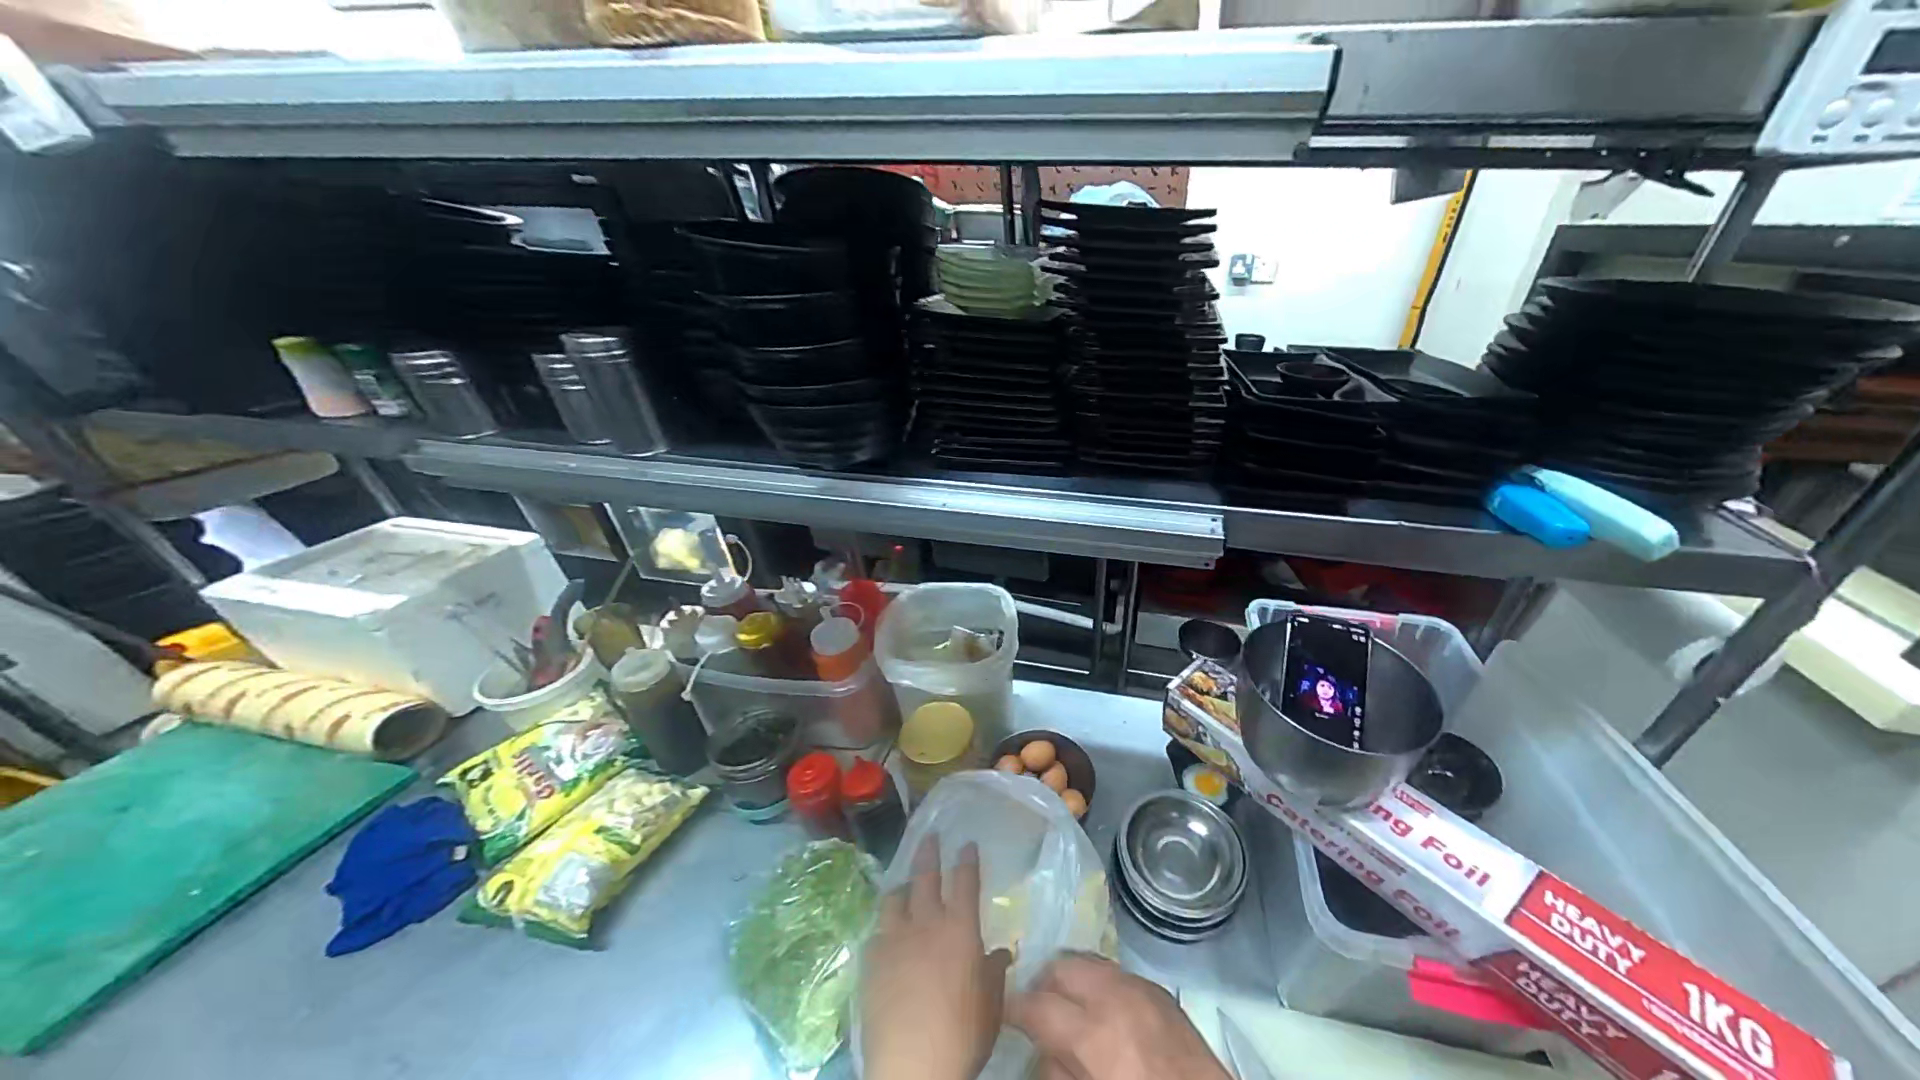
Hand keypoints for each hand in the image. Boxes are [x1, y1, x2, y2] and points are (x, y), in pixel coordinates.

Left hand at [861, 838, 1012, 1079]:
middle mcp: (926, 923)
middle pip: (926, 876)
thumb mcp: (991, 1006)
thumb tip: (1001, 952)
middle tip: (930, 837)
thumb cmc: (962, 1036)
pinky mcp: (871, 958)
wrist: (911, 1065)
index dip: (967, 860)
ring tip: (905, 883)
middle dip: (930, 853)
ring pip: (896, 897)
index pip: (965, 882)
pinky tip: (887, 931)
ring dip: (903, 885)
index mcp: (960, 930)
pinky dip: (886, 923)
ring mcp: (894, 938)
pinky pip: (879, 929)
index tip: (966, 843)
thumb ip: (994, 973)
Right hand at [1009, 953, 1229, 1079]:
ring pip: (1087, 962)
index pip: (1035, 1004)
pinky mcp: (1161, 992)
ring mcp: (1142, 989)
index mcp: (1095, 1036)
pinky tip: (1102, 1014)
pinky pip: (1115, 973)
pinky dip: (1099, 984)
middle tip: (1036, 1014)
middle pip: (1060, 967)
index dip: (1012, 1009)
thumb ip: (1059, 1073)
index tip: (1001, 1015)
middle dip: (1042, 986)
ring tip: (1068, 1011)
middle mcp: (1116, 998)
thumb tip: (1043, 1051)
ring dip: (1070, 981)